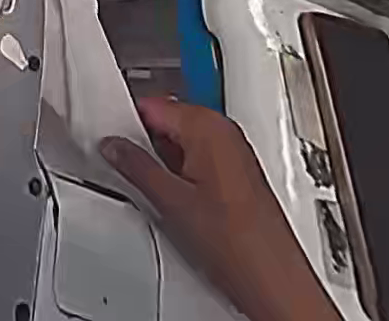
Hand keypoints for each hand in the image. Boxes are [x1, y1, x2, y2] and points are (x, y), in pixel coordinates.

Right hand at [101, 97, 340, 320]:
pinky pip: (199, 155)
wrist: (276, 284)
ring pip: (183, 139)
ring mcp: (234, 149)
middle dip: (147, 142)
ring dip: (165, 159)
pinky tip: (179, 201)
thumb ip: (136, 167)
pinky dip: (184, 171)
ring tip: (159, 192)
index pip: (153, 104)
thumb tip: (115, 146)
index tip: (112, 139)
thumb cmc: (239, 245)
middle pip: (169, 120)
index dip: (127, 122)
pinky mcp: (238, 170)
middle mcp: (224, 129)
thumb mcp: (171, 202)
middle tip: (130, 167)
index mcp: (207, 124)